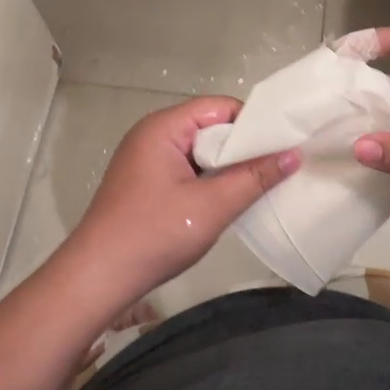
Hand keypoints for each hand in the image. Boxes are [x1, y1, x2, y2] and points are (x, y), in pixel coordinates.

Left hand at [71, 97, 299, 298]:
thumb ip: (254, 178)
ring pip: (199, 152)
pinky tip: (226, 202)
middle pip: (210, 128)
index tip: (282, 145)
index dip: (253, 124)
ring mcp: (145, 160)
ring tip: (257, 186)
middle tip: (276, 168)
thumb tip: (293, 154)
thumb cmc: (153, 235)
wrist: (95, 281)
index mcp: (164, 126)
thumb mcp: (212, 206)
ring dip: (225, 168)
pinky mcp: (144, 184)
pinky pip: (186, 170)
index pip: (220, 108)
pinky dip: (207, 181)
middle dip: (241, 148)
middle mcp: (153, 134)